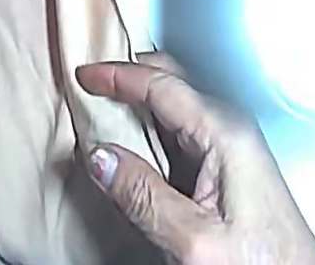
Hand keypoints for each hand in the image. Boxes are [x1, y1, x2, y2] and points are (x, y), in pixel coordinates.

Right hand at [77, 56, 314, 264]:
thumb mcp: (194, 241)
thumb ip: (144, 196)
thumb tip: (98, 154)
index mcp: (224, 131)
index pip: (160, 84)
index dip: (118, 74)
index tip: (84, 73)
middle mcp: (229, 124)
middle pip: (170, 79)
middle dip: (129, 74)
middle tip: (92, 82)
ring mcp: (230, 140)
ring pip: (175, 100)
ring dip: (139, 97)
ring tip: (104, 103)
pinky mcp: (229, 160)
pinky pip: (182, 125)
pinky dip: (152, 120)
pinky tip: (132, 135)